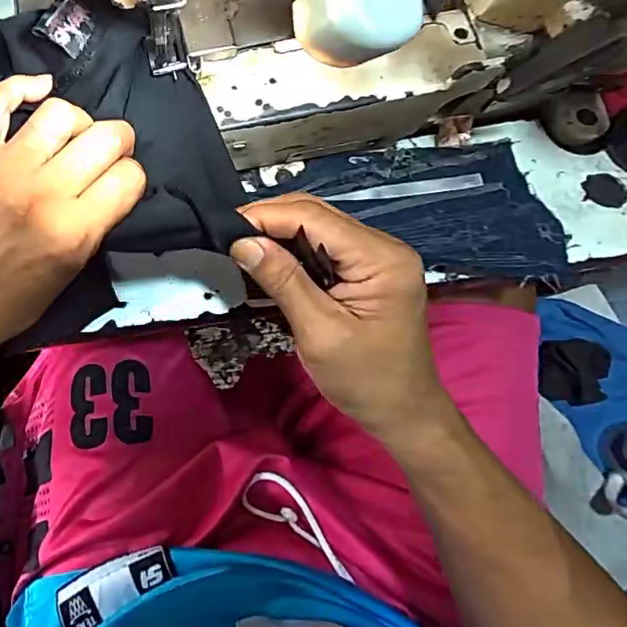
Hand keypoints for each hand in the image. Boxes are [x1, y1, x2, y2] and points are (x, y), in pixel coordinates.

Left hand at [0, 75, 145, 369]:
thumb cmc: (11, 300)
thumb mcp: (72, 271)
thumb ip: (97, 221)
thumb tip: (112, 179)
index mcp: (74, 229)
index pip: (130, 176)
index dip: (129, 177)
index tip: (117, 183)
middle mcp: (43, 191)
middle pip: (105, 137)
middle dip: (115, 143)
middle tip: (101, 154)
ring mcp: (2, 167)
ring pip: (59, 112)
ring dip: (74, 122)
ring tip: (65, 138)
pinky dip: (18, 87)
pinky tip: (37, 91)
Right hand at [230, 195, 452, 442]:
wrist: (403, 413)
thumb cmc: (366, 379)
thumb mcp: (318, 331)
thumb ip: (282, 281)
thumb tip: (242, 243)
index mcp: (380, 258)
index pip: (312, 217)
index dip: (264, 216)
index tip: (222, 228)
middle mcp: (382, 246)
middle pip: (313, 213)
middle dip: (266, 220)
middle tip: (225, 236)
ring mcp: (374, 255)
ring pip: (313, 223)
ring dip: (274, 231)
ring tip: (238, 245)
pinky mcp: (363, 268)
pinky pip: (319, 242)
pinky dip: (288, 246)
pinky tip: (265, 257)